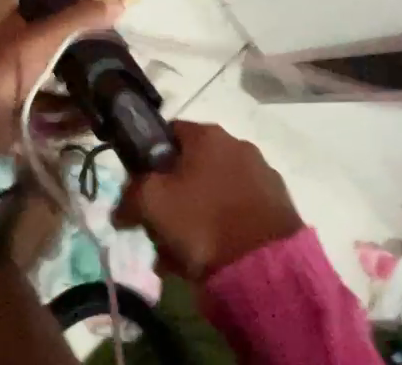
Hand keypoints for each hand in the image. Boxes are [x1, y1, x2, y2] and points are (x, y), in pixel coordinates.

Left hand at [0, 0, 123, 154]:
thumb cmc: (9, 69)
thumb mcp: (46, 37)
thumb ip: (79, 20)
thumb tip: (119, 3)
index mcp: (21, 30)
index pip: (54, 16)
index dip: (79, 18)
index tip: (112, 25)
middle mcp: (21, 56)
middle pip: (60, 54)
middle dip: (87, 59)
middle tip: (123, 63)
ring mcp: (22, 89)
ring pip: (58, 87)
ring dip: (83, 92)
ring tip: (117, 95)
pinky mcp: (24, 118)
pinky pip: (55, 118)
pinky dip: (74, 121)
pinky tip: (99, 124)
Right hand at [112, 121, 302, 280]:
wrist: (267, 268)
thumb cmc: (202, 220)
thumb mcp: (150, 202)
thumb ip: (129, 196)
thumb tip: (119, 210)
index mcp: (207, 134)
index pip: (167, 133)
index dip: (149, 160)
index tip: (142, 188)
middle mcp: (238, 145)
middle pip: (192, 166)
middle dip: (174, 195)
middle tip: (161, 226)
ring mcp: (264, 176)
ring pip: (215, 191)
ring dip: (198, 215)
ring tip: (186, 252)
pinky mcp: (282, 208)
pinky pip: (239, 212)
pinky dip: (225, 228)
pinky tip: (214, 257)